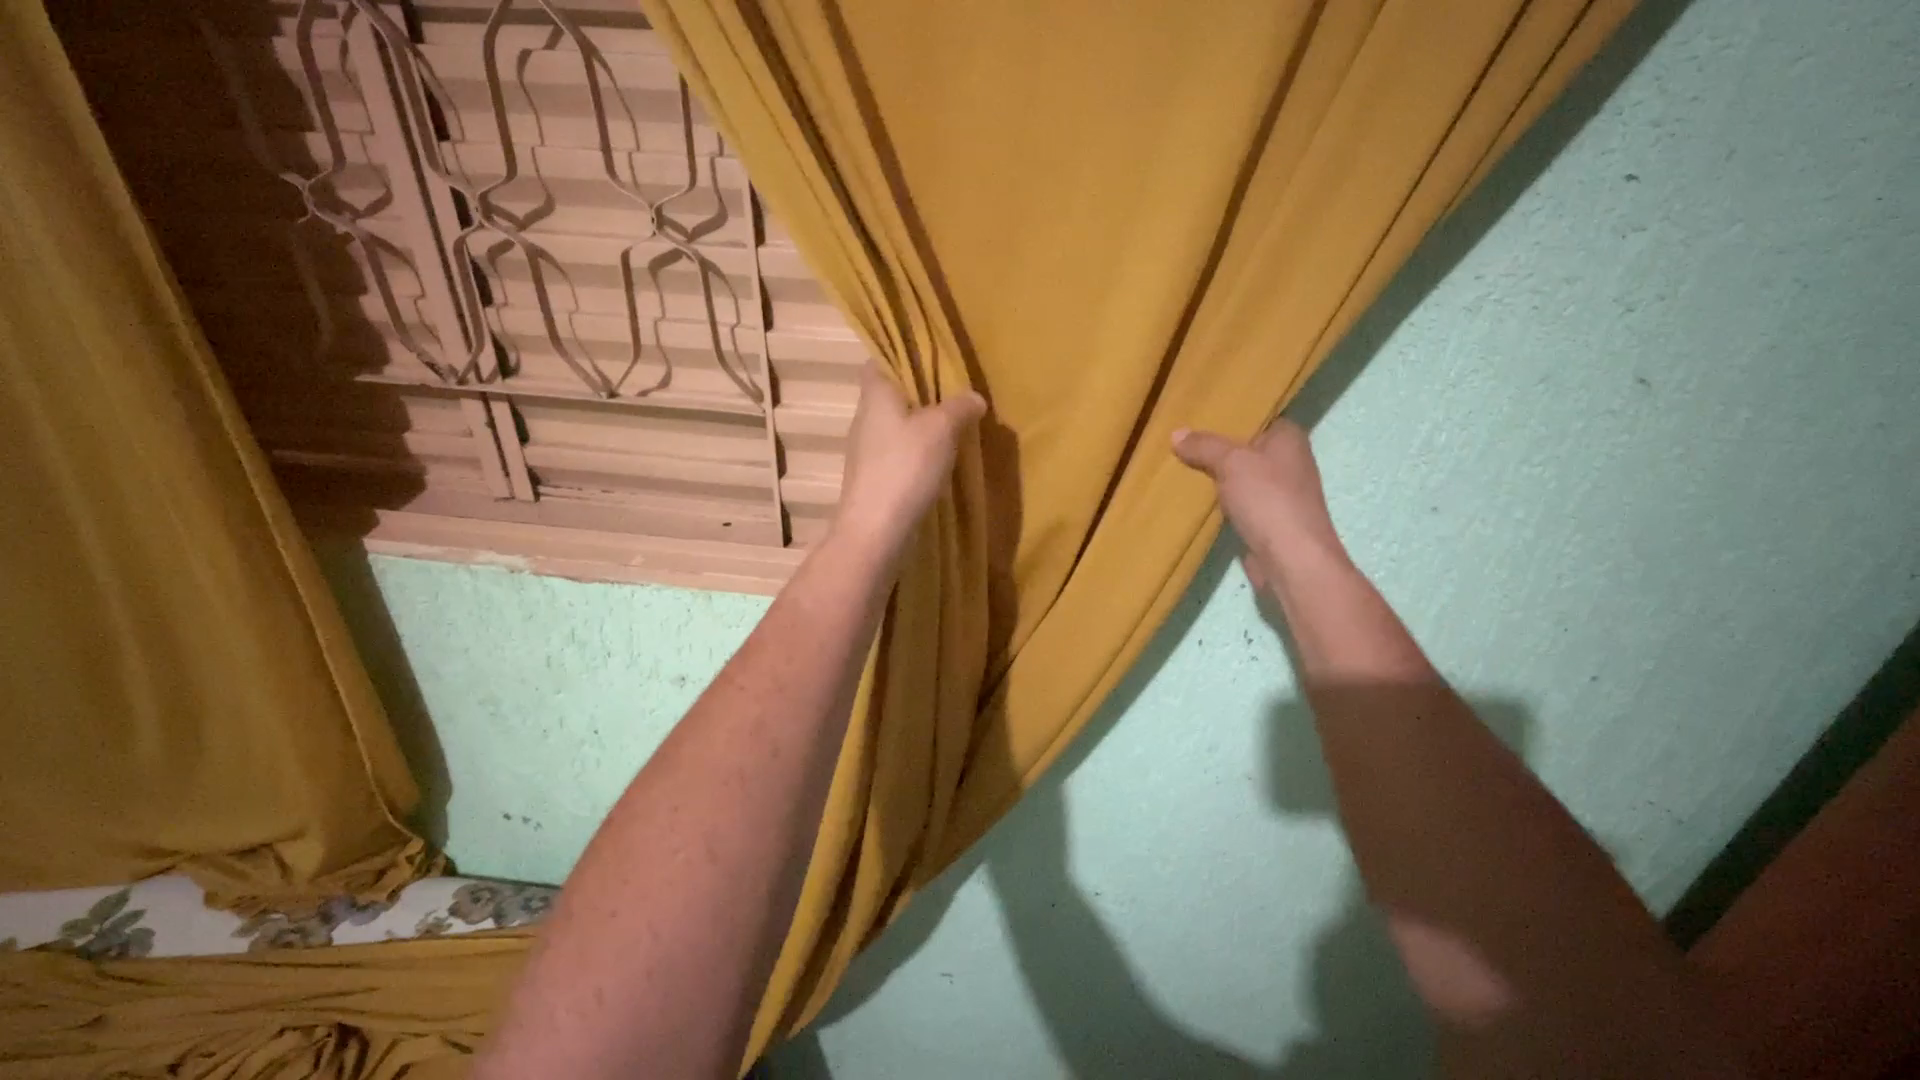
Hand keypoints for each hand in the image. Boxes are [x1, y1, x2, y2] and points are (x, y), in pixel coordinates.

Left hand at [831, 363, 984, 555]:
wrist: (876, 529)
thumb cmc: (905, 467)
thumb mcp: (942, 428)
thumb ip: (959, 406)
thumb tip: (974, 397)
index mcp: (875, 394)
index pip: (878, 360)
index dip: (901, 355)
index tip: (930, 357)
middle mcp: (865, 417)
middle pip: (891, 393)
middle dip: (919, 392)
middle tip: (955, 392)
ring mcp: (867, 451)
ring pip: (896, 425)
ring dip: (921, 425)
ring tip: (955, 426)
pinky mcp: (874, 478)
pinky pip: (898, 453)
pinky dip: (917, 452)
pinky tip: (941, 461)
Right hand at [1173, 420, 1346, 591]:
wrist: (1291, 560)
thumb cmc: (1268, 499)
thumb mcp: (1231, 462)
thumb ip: (1204, 446)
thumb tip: (1176, 433)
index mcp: (1289, 437)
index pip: (1258, 415)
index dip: (1230, 414)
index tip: (1197, 412)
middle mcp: (1289, 461)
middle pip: (1246, 447)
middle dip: (1216, 446)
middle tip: (1179, 437)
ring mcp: (1280, 493)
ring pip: (1240, 476)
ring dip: (1216, 476)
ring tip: (1179, 463)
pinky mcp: (1269, 520)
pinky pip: (1238, 502)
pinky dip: (1220, 501)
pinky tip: (1195, 497)